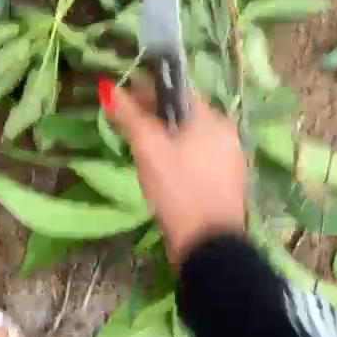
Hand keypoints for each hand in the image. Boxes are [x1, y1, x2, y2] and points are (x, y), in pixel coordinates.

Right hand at [100, 76, 246, 265]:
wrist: (209, 249)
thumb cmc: (177, 188)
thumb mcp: (147, 148)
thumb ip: (128, 114)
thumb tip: (107, 87)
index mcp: (211, 118)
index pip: (176, 88)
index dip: (147, 88)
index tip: (124, 96)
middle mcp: (225, 133)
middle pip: (182, 111)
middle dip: (153, 112)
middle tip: (126, 122)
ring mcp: (228, 158)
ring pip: (189, 134)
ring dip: (164, 133)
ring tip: (140, 145)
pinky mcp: (225, 181)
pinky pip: (197, 154)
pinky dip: (178, 153)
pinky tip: (161, 167)